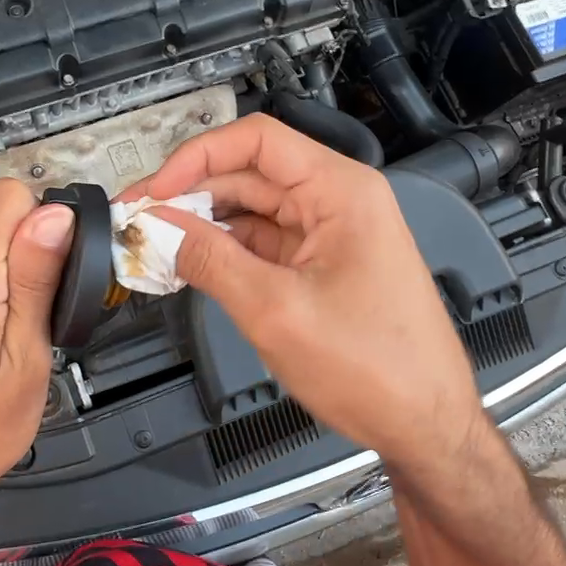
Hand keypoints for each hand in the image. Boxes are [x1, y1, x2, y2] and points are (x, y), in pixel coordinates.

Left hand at [0, 178, 73, 515]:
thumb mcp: (26, 357)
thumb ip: (38, 279)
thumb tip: (54, 217)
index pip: (10, 196)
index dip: (47, 221)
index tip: (59, 263)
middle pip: (2, 217)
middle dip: (34, 251)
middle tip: (43, 310)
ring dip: (15, 270)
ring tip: (20, 326)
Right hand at [123, 115, 485, 476]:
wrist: (425, 426)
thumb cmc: (379, 370)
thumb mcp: (275, 310)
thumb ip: (210, 259)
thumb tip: (159, 226)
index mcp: (342, 192)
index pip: (256, 140)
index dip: (197, 157)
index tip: (156, 188)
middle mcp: (338, 202)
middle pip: (248, 173)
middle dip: (189, 193)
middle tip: (140, 217)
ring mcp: (328, 233)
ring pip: (250, 208)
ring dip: (202, 223)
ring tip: (157, 243)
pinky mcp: (319, 263)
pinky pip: (260, 241)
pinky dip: (223, 249)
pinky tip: (189, 263)